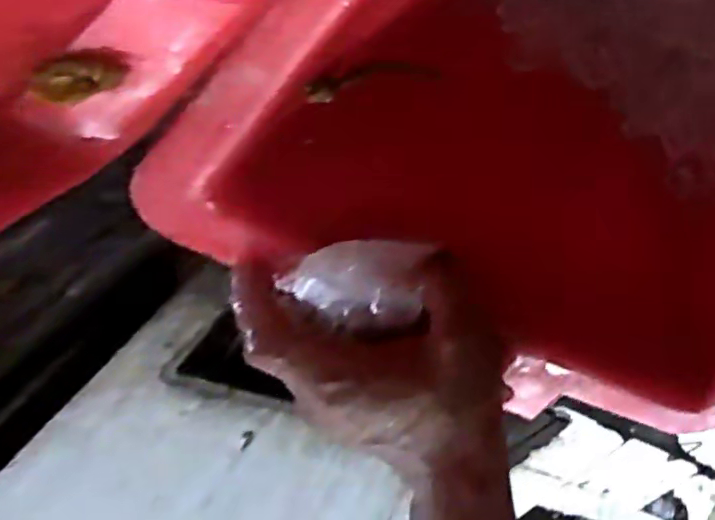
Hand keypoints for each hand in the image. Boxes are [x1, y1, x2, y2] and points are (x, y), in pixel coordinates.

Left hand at [232, 248, 513, 517]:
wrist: (459, 460)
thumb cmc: (455, 400)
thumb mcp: (462, 334)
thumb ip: (443, 286)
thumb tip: (426, 256)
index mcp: (333, 376)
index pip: (272, 339)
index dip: (253, 298)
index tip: (252, 260)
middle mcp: (315, 395)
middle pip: (277, 345)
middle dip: (279, 299)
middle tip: (301, 255)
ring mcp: (326, 407)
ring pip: (296, 355)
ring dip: (304, 315)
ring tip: (334, 275)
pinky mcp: (343, 410)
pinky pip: (316, 364)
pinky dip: (324, 331)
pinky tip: (363, 313)